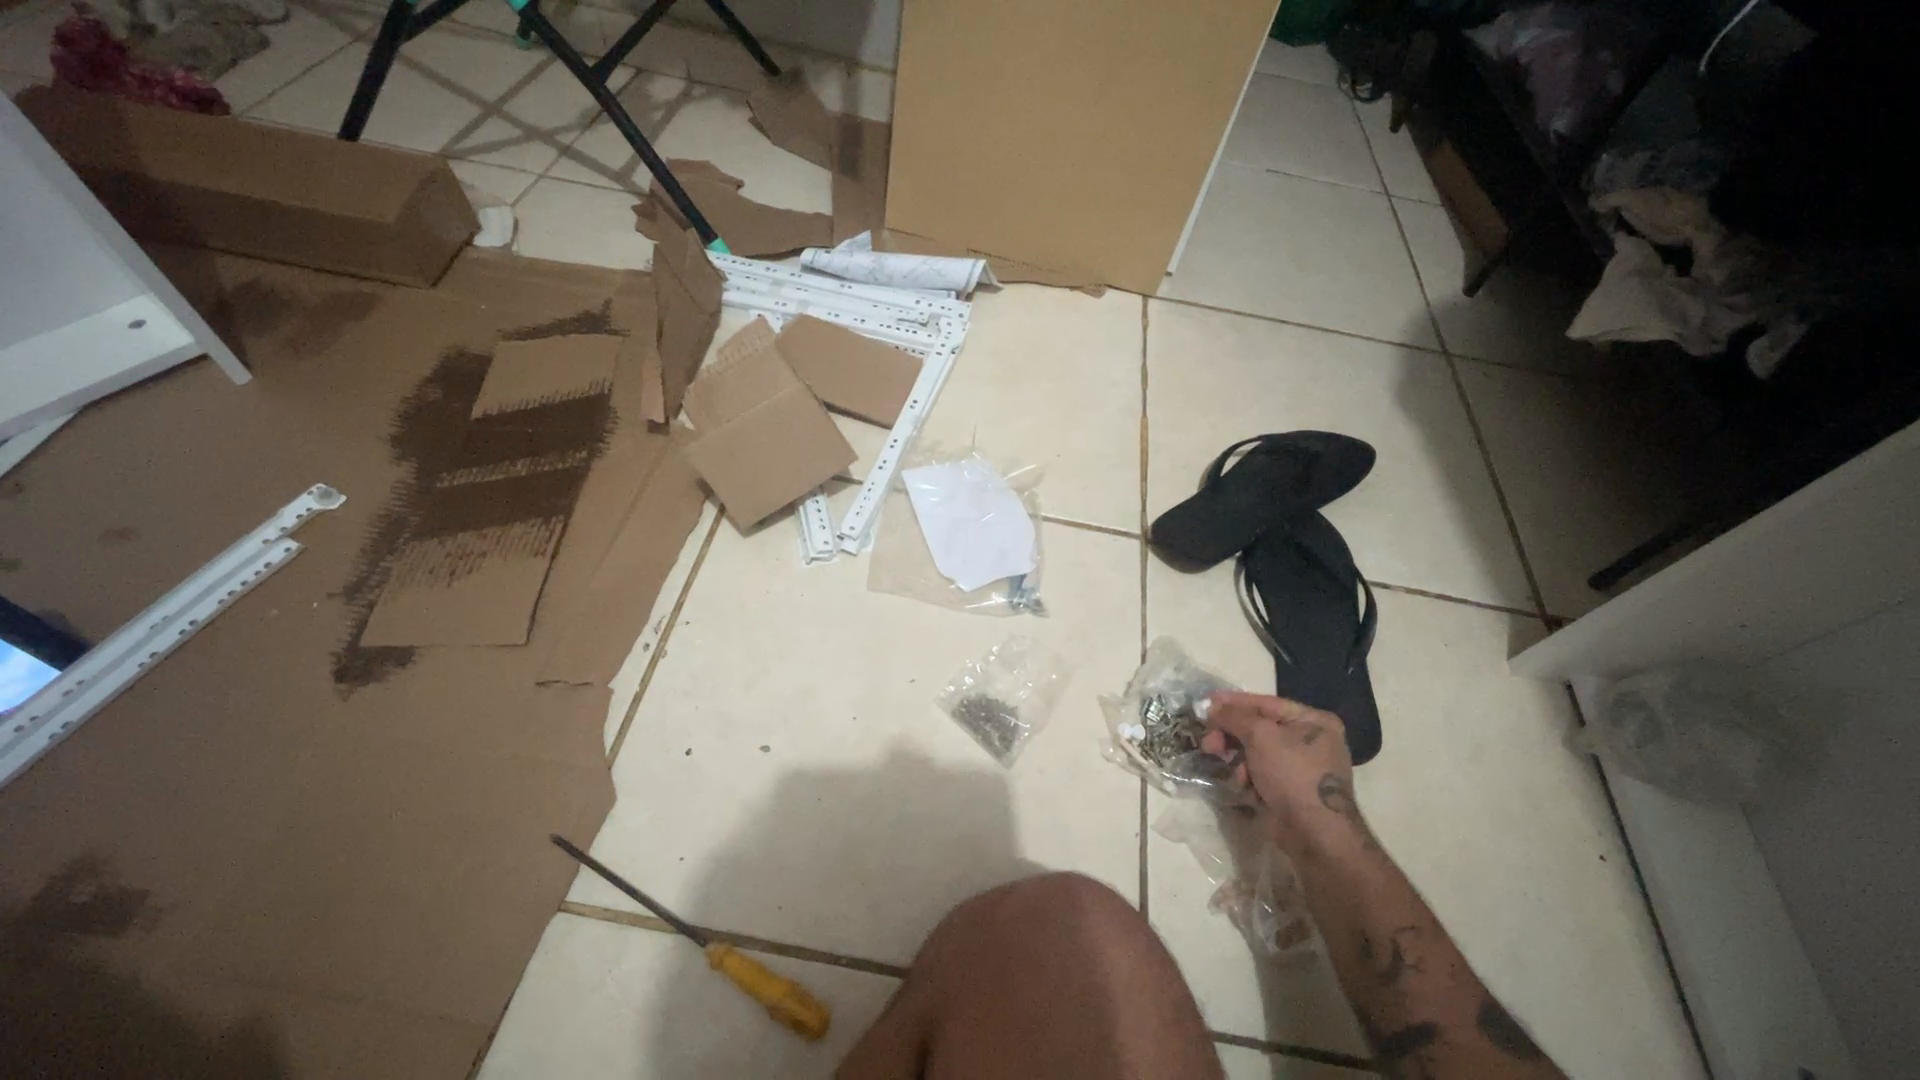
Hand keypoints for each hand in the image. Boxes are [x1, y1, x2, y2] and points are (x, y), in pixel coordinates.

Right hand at [1201, 692, 1371, 858]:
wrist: (1313, 832)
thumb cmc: (1292, 774)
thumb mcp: (1261, 736)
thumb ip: (1234, 717)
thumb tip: (1212, 706)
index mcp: (1314, 722)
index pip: (1267, 704)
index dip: (1235, 702)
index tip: (1207, 701)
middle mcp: (1311, 742)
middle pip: (1259, 730)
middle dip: (1232, 736)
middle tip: (1209, 742)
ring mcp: (1301, 769)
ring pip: (1256, 754)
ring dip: (1240, 762)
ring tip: (1235, 774)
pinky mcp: (1289, 791)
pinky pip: (1261, 775)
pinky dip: (1249, 780)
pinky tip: (1246, 789)